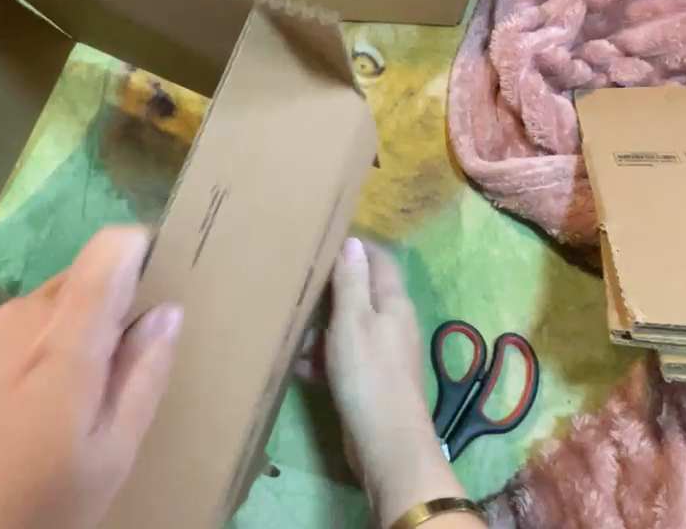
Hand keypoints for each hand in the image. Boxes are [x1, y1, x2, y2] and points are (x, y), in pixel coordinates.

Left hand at [0, 225, 183, 528]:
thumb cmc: (25, 512)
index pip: (112, 246)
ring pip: (47, 310)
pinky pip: (12, 335)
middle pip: (82, 280)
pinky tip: (18, 424)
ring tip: (65, 416)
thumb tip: (168, 311)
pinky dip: (31, 358)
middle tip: (115, 384)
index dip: (142, 253)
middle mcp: (20, 313)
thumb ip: (143, 376)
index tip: (158, 294)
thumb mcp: (106, 461)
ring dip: (69, 340)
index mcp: (64, 331)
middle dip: (109, 314)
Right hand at [325, 238, 470, 528]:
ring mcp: (383, 353)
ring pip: (348, 325)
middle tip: (298, 278)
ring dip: (322, 325)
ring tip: (292, 323)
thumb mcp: (352, 319)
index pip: (378, 260)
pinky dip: (323, 357)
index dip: (355, 246)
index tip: (322, 240)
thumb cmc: (368, 373)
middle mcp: (392, 323)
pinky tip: (300, 364)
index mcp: (393, 302)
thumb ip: (351, 280)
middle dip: (330, 286)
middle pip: (361, 292)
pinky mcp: (370, 380)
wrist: (385, 445)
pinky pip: (343, 357)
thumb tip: (352, 241)